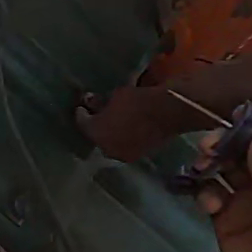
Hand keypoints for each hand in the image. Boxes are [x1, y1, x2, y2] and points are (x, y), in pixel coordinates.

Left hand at [76, 85, 216, 162]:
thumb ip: (100, 102)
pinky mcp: (139, 155)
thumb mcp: (116, 95)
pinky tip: (127, 124)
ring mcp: (123, 154)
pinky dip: (123, 135)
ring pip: (111, 141)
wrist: (170, 112)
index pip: (82, 123)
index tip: (82, 106)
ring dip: (110, 130)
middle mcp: (107, 149)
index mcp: (96, 133)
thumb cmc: (139, 101)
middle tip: (97, 111)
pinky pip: (125, 143)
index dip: (82, 113)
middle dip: (96, 123)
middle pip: (96, 135)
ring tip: (113, 117)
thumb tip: (88, 101)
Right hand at [195, 120, 251, 251]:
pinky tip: (208, 199)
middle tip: (211, 143)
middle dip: (230, 142)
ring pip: (228, 169)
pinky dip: (206, 191)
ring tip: (202, 163)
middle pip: (249, 149)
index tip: (236, 115)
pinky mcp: (229, 223)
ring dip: (213, 161)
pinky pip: (213, 196)